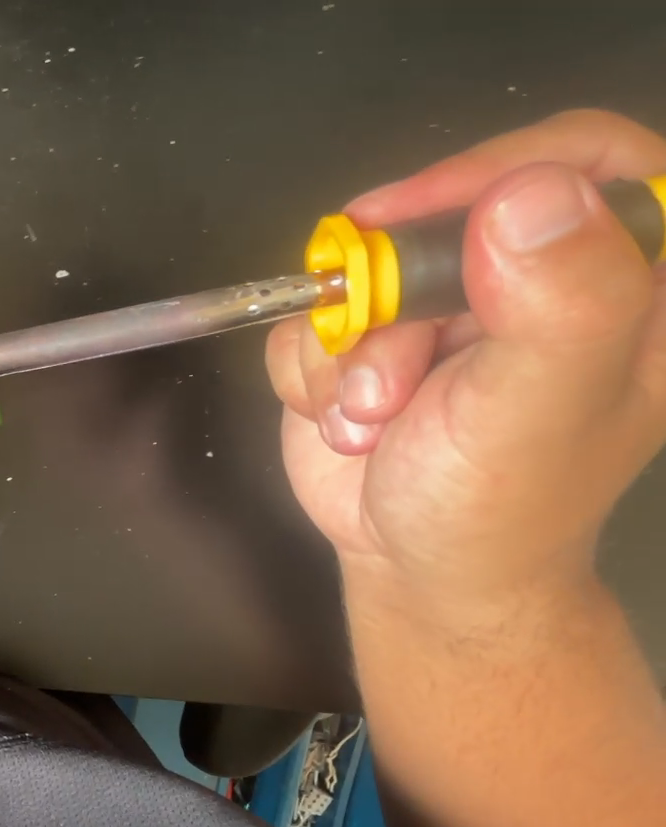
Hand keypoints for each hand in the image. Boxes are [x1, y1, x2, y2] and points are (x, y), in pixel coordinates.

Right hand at [266, 110, 665, 608]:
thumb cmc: (499, 498)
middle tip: (382, 378)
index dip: (490, 172)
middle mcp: (527, 282)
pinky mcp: (360, 345)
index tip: (401, 219)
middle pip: (436, 225)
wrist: (413, 564)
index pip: (580, 160)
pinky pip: (307, 325)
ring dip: (342, 359)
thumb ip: (559, 302)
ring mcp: (434, 314)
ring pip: (354, 281)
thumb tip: (524, 193)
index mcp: (624, 277)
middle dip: (388, 308)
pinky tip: (341, 422)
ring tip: (368, 421)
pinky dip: (305, 377)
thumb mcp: (541, 406)